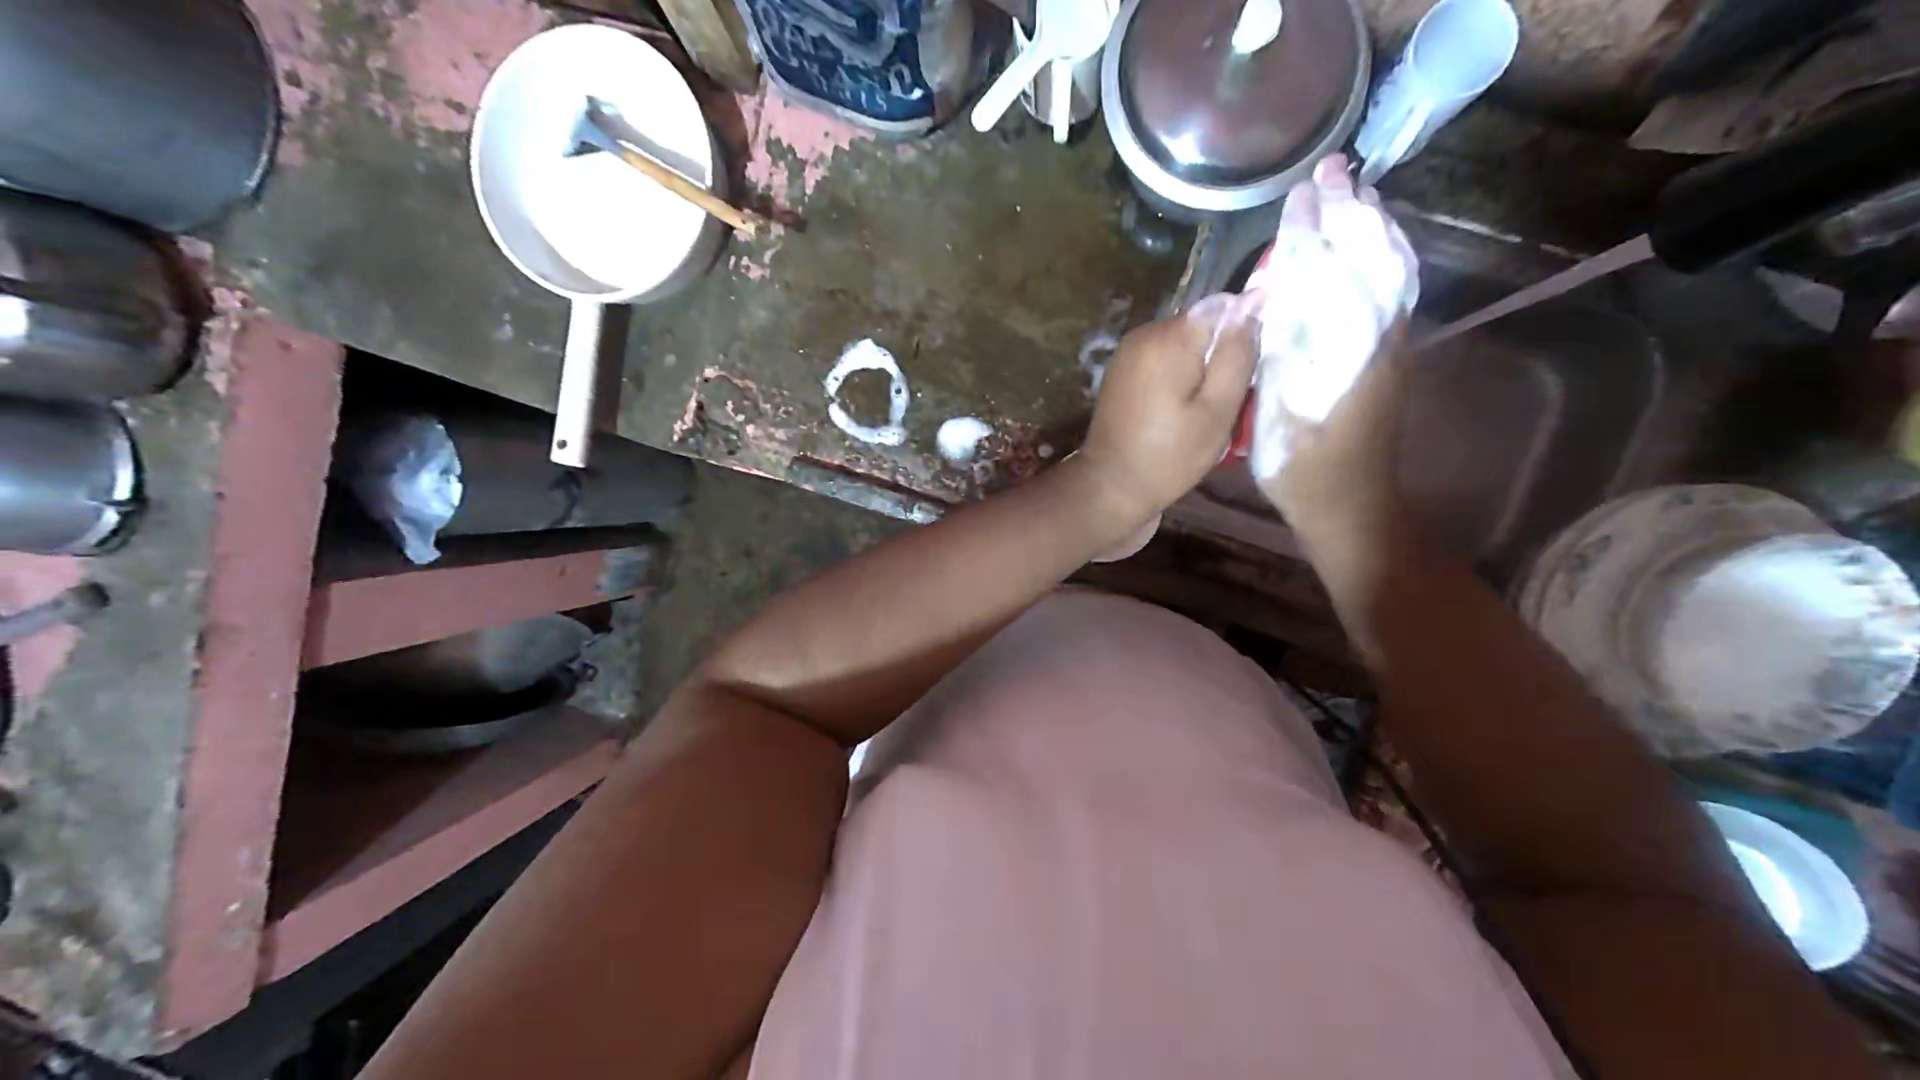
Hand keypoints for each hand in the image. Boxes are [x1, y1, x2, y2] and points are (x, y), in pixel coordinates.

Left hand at [1078, 294, 1260, 524]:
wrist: (1110, 487)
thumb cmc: (1168, 456)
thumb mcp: (1217, 411)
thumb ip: (1237, 355)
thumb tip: (1254, 301)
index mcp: (1168, 338)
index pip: (1225, 307)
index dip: (1245, 334)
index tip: (1248, 372)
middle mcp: (1145, 333)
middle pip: (1203, 326)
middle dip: (1221, 354)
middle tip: (1227, 400)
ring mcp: (1128, 351)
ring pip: (1184, 344)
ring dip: (1201, 369)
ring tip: (1204, 409)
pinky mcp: (1122, 370)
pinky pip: (1164, 359)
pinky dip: (1179, 377)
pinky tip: (1181, 410)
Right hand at [1247, 153, 1417, 550]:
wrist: (1351, 506)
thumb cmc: (1302, 470)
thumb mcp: (1279, 417)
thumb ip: (1280, 355)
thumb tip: (1271, 299)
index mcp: (1347, 351)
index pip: (1333, 273)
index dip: (1314, 231)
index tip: (1298, 193)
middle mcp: (1380, 338)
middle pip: (1374, 258)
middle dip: (1351, 210)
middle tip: (1330, 170)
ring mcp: (1391, 345)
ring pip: (1394, 269)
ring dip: (1375, 224)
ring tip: (1355, 189)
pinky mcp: (1390, 355)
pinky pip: (1395, 289)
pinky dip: (1385, 253)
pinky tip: (1372, 245)